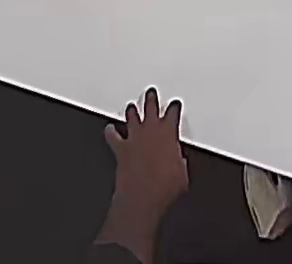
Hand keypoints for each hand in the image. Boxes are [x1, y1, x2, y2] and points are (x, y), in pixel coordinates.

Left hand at [96, 88, 188, 263]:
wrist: (142, 199)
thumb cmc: (164, 189)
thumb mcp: (182, 175)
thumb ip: (180, 163)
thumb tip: (179, 165)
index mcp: (169, 132)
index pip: (172, 112)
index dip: (174, 107)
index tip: (174, 104)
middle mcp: (150, 130)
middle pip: (150, 106)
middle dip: (151, 98)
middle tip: (151, 92)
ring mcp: (134, 137)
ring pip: (132, 116)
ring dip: (131, 111)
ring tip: (131, 106)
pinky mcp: (120, 149)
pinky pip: (113, 136)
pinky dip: (110, 132)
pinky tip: (109, 129)